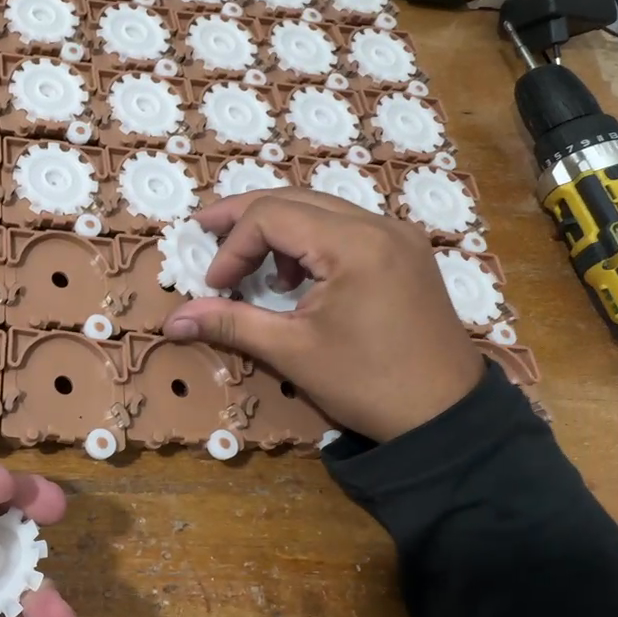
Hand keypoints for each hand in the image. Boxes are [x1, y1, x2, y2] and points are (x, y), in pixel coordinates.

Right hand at [162, 188, 483, 441]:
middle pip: (293, 197)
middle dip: (243, 216)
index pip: (270, 216)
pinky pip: (343, 225)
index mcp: (354, 244)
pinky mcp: (404, 253)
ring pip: (319, 207)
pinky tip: (295, 278)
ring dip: (275, 227)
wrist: (447, 418)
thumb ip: (229, 323)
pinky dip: (307, 239)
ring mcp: (397, 236)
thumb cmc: (367, 383)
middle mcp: (379, 226)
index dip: (232, 246)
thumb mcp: (291, 351)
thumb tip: (171, 321)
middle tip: (202, 231)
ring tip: (249, 265)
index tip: (214, 286)